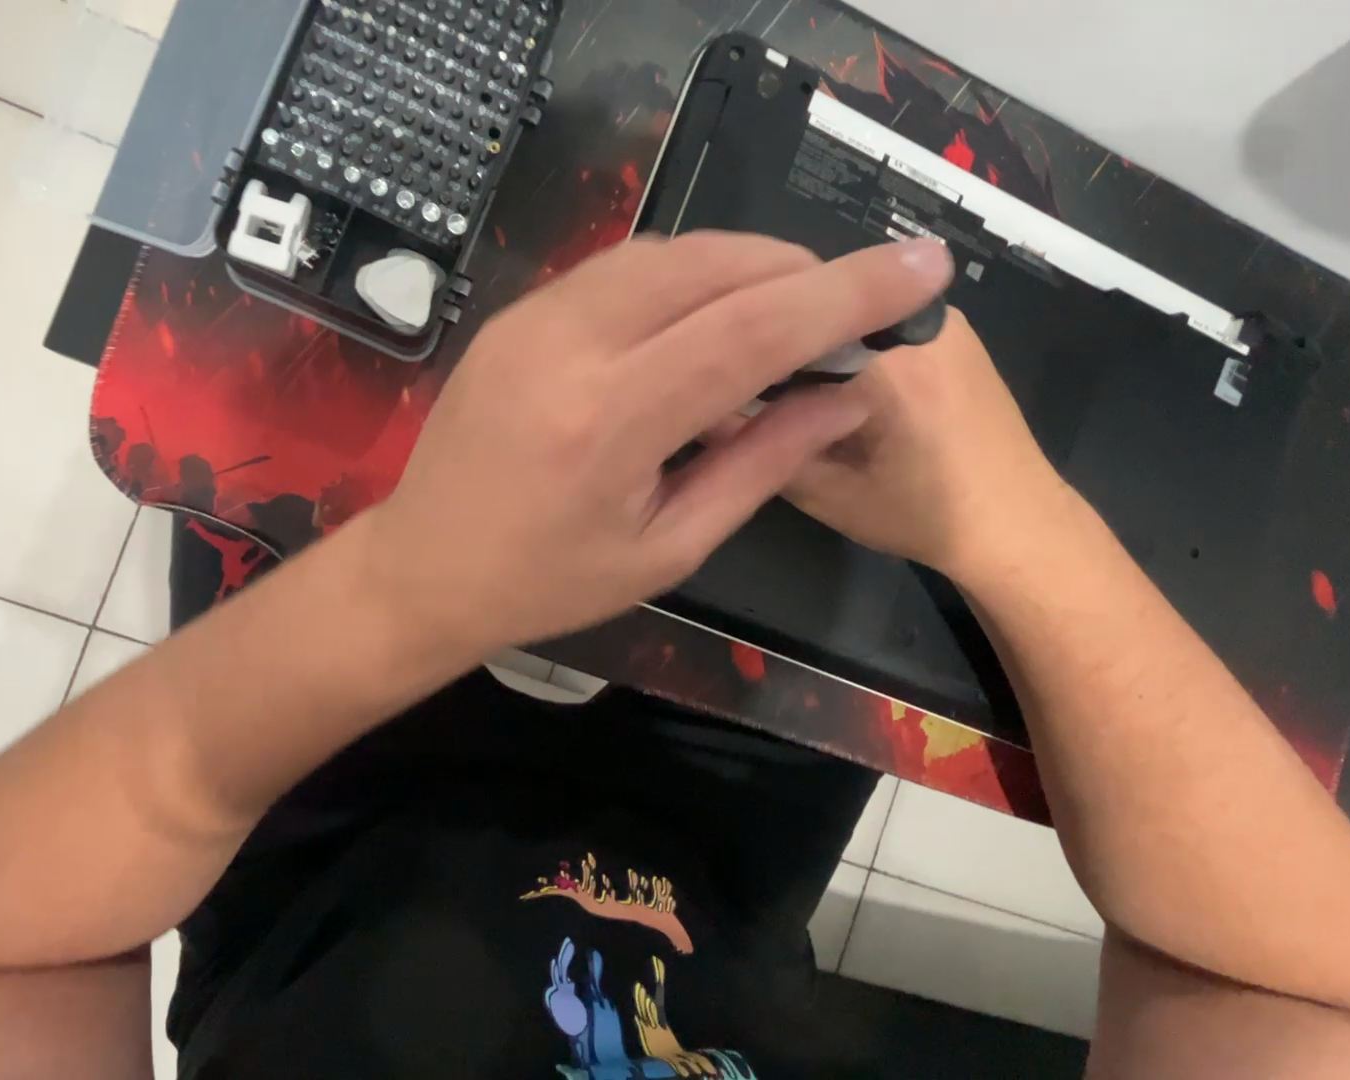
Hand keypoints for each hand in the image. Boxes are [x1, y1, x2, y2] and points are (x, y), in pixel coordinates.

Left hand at [360, 231, 953, 654]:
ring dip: (741, 266)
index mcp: (610, 420)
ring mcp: (531, 318)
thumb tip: (844, 400)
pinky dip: (683, 276)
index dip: (846, 294)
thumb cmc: (549, 582)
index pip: (750, 330)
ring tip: (787, 309)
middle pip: (710, 265)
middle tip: (848, 307)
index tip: (923, 268)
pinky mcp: (515, 313)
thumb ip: (760, 465)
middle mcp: (567, 345)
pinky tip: (707, 314)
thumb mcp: (667, 547)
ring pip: (664, 252)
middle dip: (797, 271)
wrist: (426, 567)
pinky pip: (619, 268)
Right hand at [706, 307, 1077, 585]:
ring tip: (782, 385)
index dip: (744, 333)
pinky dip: (844, 344)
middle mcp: (917, 322)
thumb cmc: (921, 515)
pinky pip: (877, 320)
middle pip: (818, 302)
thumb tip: (698, 408)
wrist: (1017, 524)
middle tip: (738, 379)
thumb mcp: (823, 494)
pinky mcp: (953, 330)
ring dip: (810, 340)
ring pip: (847, 310)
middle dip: (775, 337)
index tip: (709, 366)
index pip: (790, 310)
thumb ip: (756, 447)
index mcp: (885, 361)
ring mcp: (942, 320)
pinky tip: (831, 386)